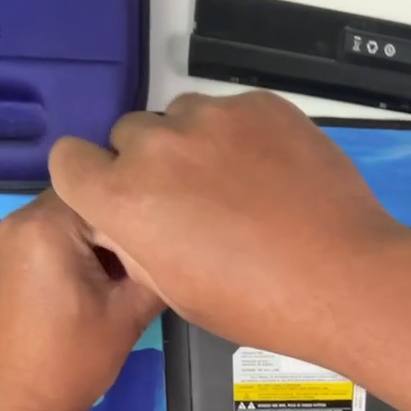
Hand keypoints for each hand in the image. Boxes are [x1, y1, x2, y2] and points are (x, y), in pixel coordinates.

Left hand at [0, 192, 164, 410]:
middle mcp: (11, 223)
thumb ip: (155, 269)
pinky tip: (70, 297)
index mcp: (45, 225)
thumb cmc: (77, 359)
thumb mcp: (131, 314)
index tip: (148, 248)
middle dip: (104, 231)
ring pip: (51, 226)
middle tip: (129, 270)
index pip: (100, 191)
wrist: (21, 406)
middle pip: (73, 205)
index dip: (131, 216)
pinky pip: (30, 247)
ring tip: (103, 285)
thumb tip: (174, 249)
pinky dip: (55, 259)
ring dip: (81, 245)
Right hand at [48, 92, 410, 357]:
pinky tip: (271, 179)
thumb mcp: (179, 295)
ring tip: (238, 192)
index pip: (69, 161)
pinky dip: (242, 138)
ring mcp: (213, 120)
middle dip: (150, 166)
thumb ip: (137, 246)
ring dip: (195, 148)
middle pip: (129, 137)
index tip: (116, 197)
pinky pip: (231, 112)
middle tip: (192, 206)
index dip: (91, 181)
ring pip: (181, 119)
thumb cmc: (260, 304)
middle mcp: (160, 149)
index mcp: (127, 201)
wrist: (341, 279)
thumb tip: (125, 224)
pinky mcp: (260, 106)